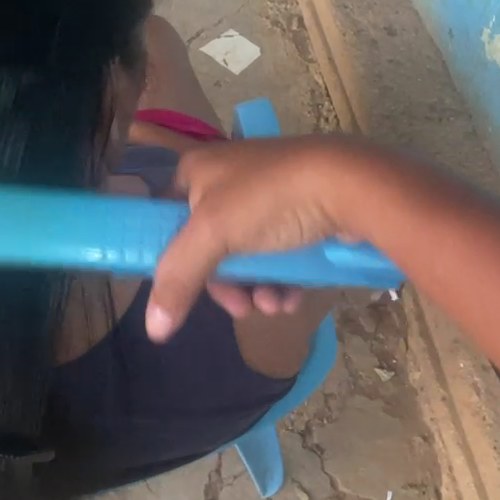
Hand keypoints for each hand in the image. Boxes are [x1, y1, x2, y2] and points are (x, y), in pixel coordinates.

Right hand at [148, 136, 385, 340]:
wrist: (346, 184)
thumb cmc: (269, 199)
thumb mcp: (213, 234)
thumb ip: (178, 278)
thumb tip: (153, 329)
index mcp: (197, 170)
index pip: (166, 216)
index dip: (172, 256)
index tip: (185, 290)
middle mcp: (227, 178)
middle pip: (208, 244)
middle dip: (225, 284)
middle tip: (241, 308)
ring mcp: (265, 194)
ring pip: (245, 253)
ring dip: (256, 288)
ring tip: (273, 305)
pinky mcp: (297, 210)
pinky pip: (276, 252)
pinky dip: (281, 279)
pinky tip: (291, 298)